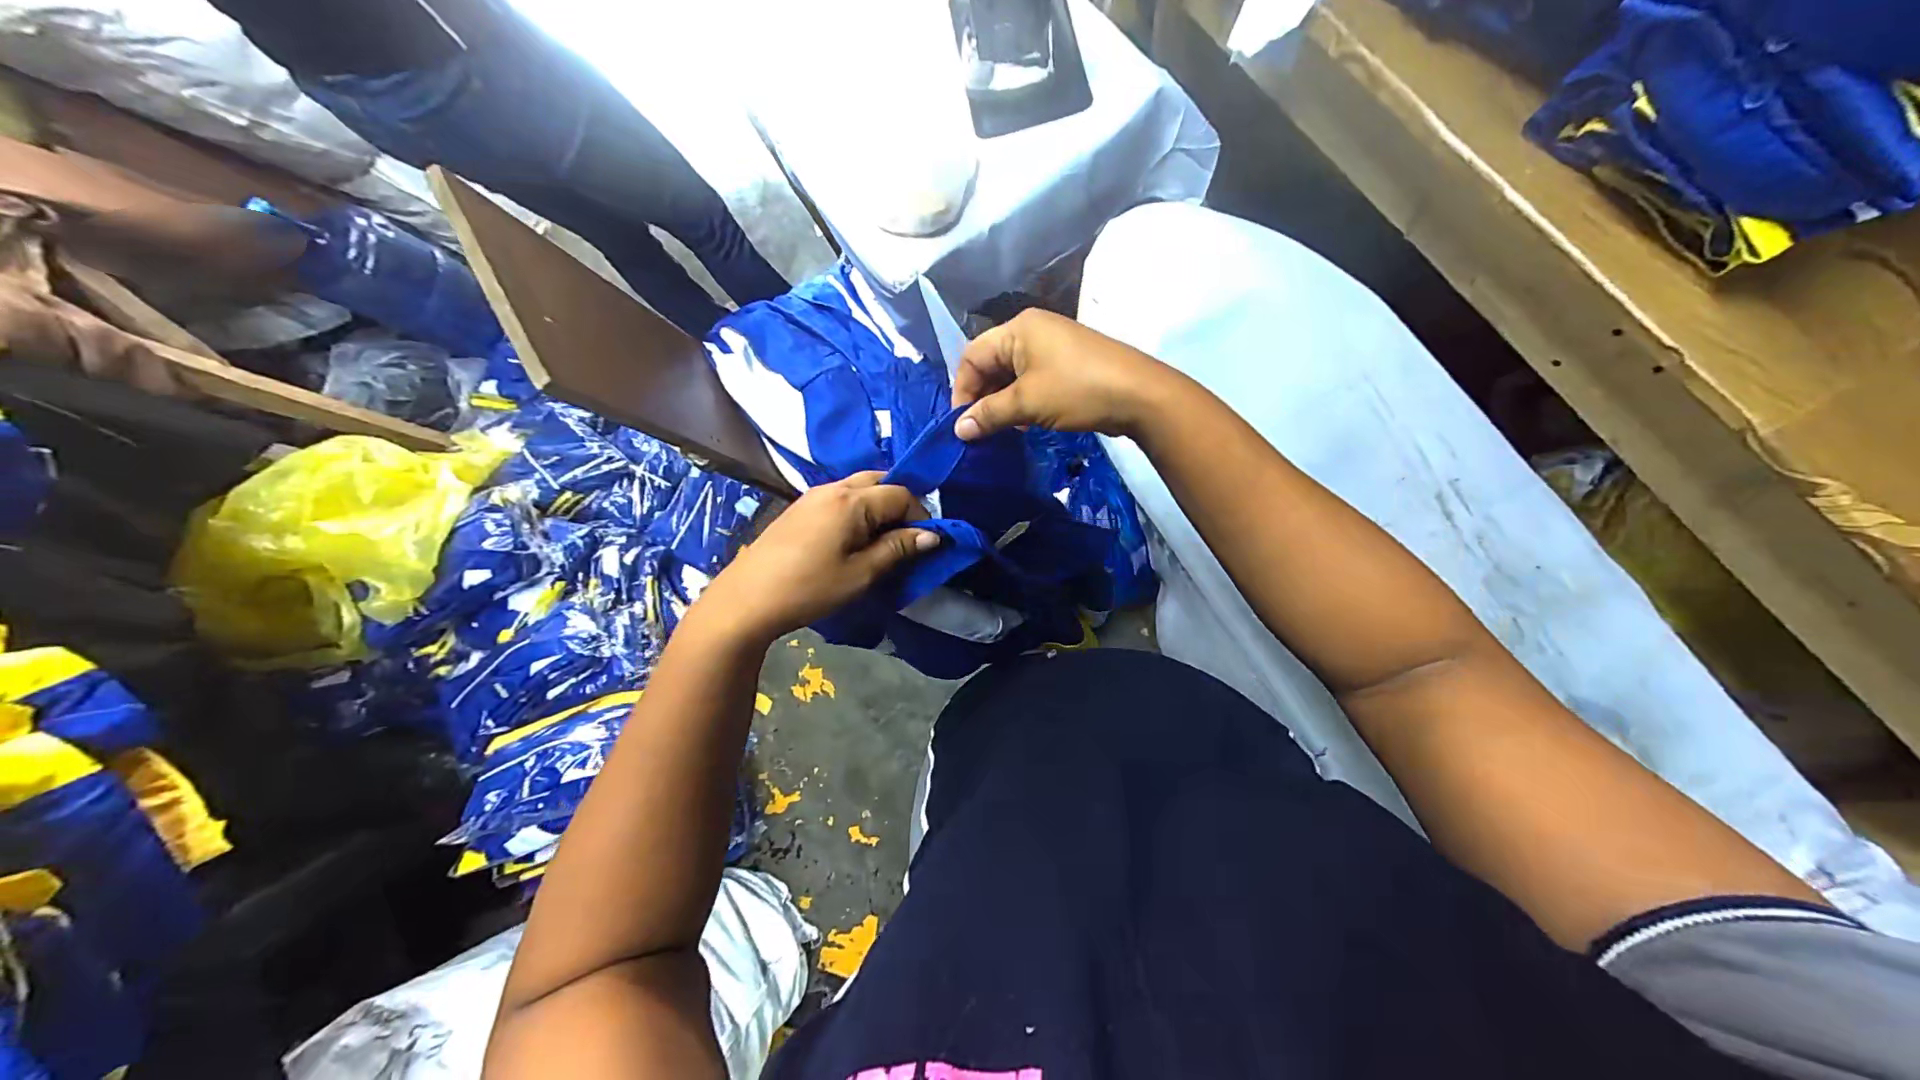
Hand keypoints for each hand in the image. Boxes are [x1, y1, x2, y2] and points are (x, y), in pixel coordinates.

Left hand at [687, 473, 938, 643]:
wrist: (747, 599)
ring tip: (882, 541)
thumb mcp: (861, 574)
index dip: (920, 516)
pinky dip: (858, 509)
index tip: (924, 545)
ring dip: (878, 506)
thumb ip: (897, 549)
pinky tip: (855, 538)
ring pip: (859, 487)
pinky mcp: (800, 507)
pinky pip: (841, 496)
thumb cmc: (809, 588)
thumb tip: (932, 534)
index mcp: (852, 500)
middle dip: (900, 504)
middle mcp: (833, 487)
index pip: (901, 494)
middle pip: (880, 481)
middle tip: (905, 539)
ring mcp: (813, 495)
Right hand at [951, 309, 1180, 441]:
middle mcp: (1033, 330)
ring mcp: (1053, 345)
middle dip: (982, 397)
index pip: (972, 355)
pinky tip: (1025, 423)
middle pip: (991, 363)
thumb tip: (959, 430)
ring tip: (1002, 430)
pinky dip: (1022, 400)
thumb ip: (988, 415)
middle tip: (979, 430)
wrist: (1140, 394)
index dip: (962, 390)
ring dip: (1002, 402)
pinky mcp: (1068, 363)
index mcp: (1018, 328)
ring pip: (1011, 374)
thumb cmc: (1077, 391)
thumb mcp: (1027, 403)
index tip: (962, 424)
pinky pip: (1032, 379)